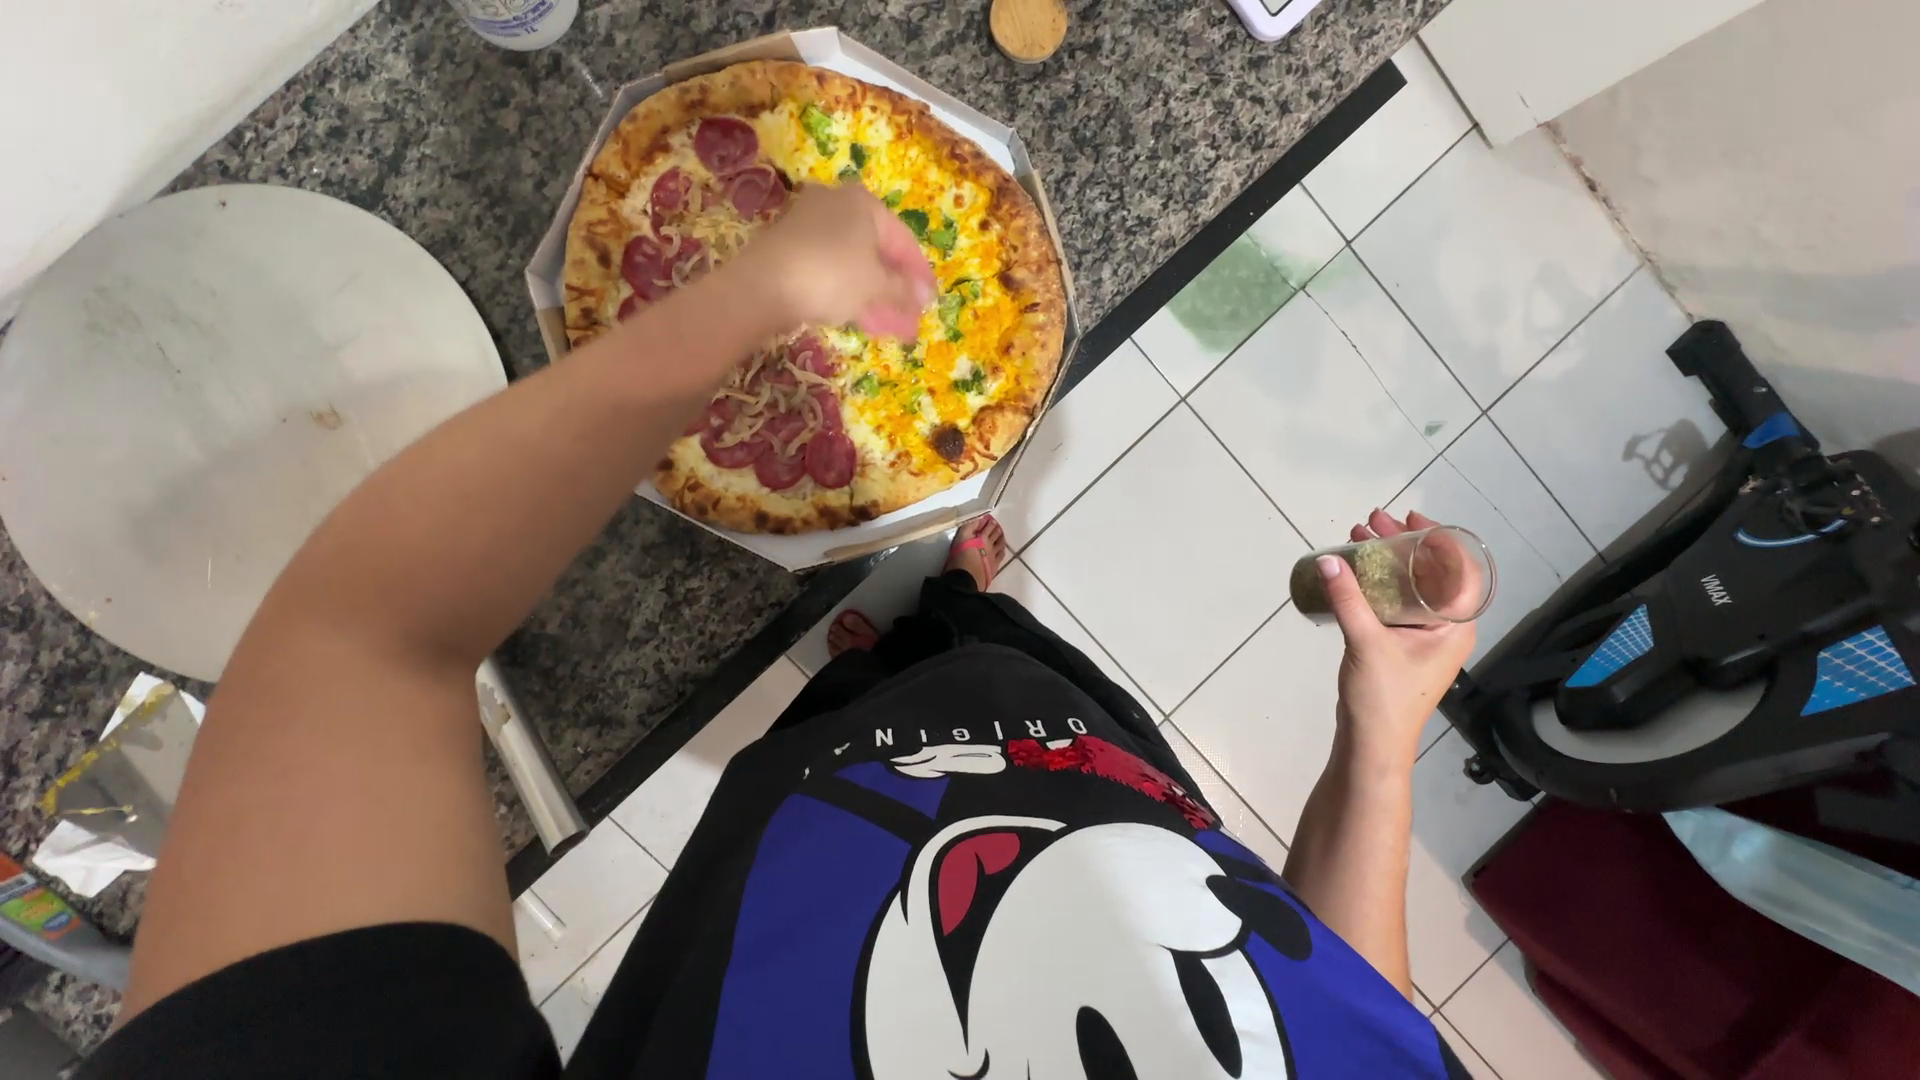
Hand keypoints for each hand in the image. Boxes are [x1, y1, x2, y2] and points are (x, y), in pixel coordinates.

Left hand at [730, 183, 935, 338]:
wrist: (763, 286)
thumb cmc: (831, 275)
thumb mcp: (876, 284)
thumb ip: (903, 290)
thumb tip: (925, 296)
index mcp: (864, 204)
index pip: (904, 240)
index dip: (920, 274)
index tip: (932, 301)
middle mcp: (837, 207)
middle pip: (878, 253)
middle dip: (897, 291)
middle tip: (911, 320)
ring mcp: (811, 228)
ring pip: (855, 267)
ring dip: (877, 298)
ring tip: (892, 328)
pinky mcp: (792, 252)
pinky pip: (833, 274)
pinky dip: (852, 296)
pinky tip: (864, 320)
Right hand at [1318, 510, 1476, 769]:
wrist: (1371, 743)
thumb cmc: (1383, 697)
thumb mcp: (1366, 643)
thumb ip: (1348, 600)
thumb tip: (1329, 561)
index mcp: (1455, 627)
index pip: (1461, 571)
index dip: (1440, 539)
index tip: (1410, 518)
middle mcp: (1443, 627)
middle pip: (1431, 573)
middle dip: (1401, 543)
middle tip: (1373, 521)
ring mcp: (1420, 636)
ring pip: (1408, 585)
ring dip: (1385, 560)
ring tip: (1357, 537)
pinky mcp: (1397, 643)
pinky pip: (1391, 600)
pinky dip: (1374, 580)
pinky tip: (1351, 572)